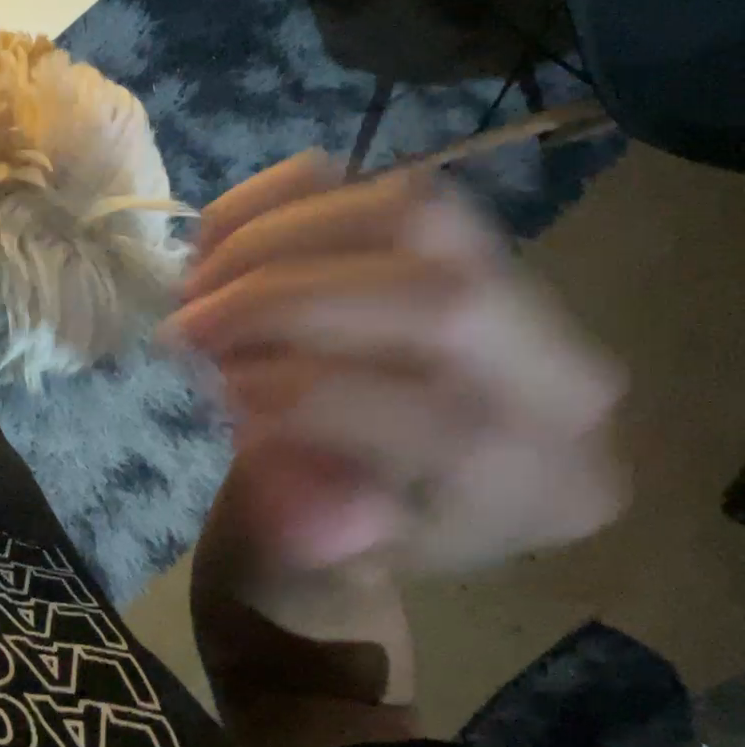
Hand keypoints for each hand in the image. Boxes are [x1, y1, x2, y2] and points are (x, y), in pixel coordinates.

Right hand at [164, 152, 626, 573]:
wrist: (370, 469)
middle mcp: (560, 378)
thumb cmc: (333, 519)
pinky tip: (212, 241)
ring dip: (267, 239)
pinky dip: (270, 197)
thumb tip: (322, 512)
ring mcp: (513, 286)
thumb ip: (309, 545)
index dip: (308, 397)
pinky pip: (364, 179)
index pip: (452, 426)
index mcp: (543, 486)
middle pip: (438, 301)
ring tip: (194, 281)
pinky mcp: (443, 231)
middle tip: (185, 325)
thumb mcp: (314, 567)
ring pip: (407, 214)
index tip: (215, 397)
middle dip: (276, 302)